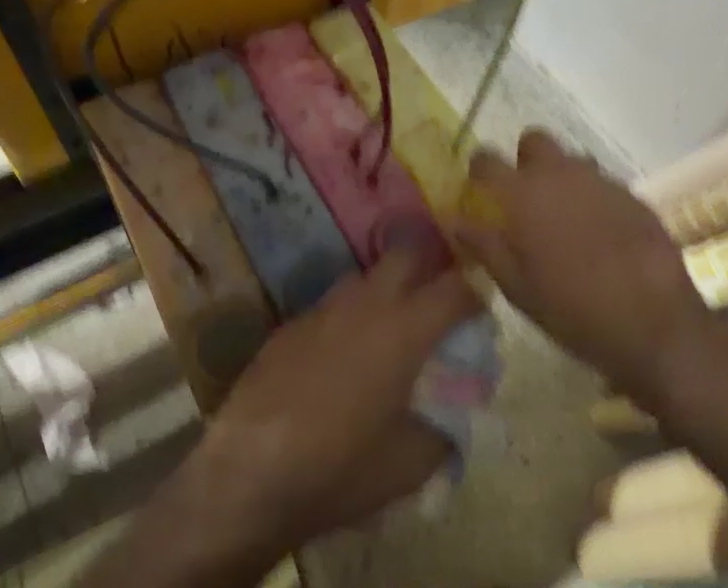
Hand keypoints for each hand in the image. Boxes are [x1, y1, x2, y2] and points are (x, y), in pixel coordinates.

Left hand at [182, 247, 479, 551]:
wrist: (249, 475)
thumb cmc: (341, 469)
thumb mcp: (413, 463)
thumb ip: (447, 427)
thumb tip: (457, 410)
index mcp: (405, 329)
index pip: (455, 288)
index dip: (475, 296)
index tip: (478, 316)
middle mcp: (365, 305)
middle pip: (406, 253)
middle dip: (429, 266)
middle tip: (435, 301)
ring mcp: (321, 311)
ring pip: (363, 276)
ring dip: (384, 290)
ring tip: (388, 328)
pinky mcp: (288, 327)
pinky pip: (329, 307)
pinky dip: (347, 319)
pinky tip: (340, 357)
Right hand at [450, 130, 721, 402]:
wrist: (654, 322)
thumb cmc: (572, 309)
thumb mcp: (517, 286)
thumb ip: (484, 245)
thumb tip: (454, 218)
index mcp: (524, 194)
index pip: (487, 159)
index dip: (478, 169)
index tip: (478, 187)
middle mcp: (562, 175)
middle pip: (534, 141)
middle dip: (525, 160)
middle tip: (525, 198)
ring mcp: (602, 182)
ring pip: (572, 161)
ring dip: (562, 179)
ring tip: (565, 221)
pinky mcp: (633, 196)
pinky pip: (603, 184)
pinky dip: (593, 200)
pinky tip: (600, 236)